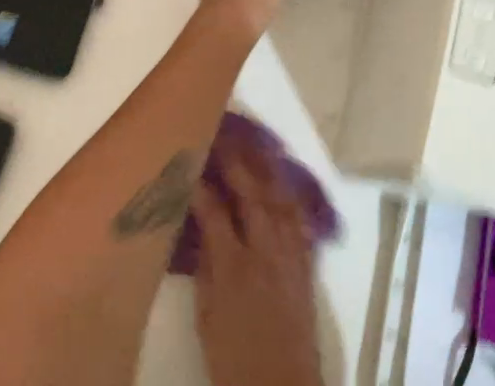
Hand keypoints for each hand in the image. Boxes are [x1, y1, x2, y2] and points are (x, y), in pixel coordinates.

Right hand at [189, 139, 324, 385]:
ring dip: (268, 171)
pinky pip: (299, 222)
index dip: (200, 185)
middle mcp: (266, 253)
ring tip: (256, 145)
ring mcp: (291, 258)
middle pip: (253, 195)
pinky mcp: (307, 268)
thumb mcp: (207, 316)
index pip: (214, 211)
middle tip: (222, 136)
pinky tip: (284, 184)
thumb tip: (202, 228)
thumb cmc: (234, 358)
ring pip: (281, 202)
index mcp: (234, 267)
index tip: (187, 163)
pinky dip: (290, 198)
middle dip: (237, 163)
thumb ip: (206, 268)